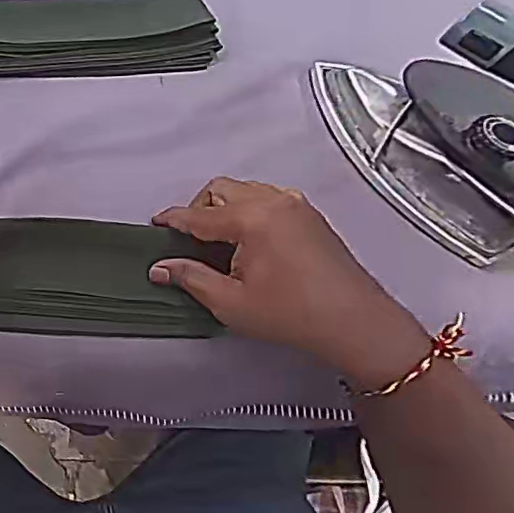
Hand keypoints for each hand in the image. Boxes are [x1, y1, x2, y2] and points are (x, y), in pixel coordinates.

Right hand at [150, 177, 431, 383]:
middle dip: (199, 210)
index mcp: (253, 218)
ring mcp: (296, 207)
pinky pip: (268, 198)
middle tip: (189, 241)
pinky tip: (248, 243)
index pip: (199, 214)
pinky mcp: (309, 217)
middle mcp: (276, 203)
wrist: (353, 322)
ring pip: (245, 190)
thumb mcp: (230, 302)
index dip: (173, 221)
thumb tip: (165, 268)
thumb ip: (191, 278)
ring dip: (225, 209)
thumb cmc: (301, 314)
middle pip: (221, 190)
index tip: (160, 225)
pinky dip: (249, 211)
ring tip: (219, 245)